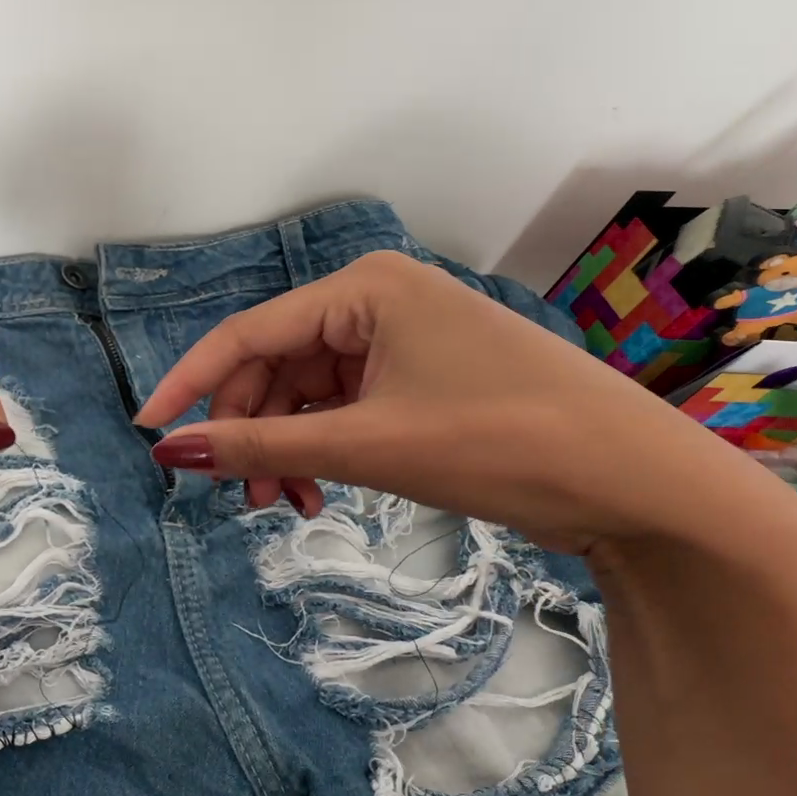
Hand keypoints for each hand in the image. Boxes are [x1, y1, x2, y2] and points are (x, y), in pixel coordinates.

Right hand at [135, 250, 790, 553]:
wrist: (649, 490)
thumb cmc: (502, 443)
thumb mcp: (366, 447)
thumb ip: (257, 447)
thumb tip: (168, 452)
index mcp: (361, 290)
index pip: (246, 334)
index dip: (189, 384)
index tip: (147, 430)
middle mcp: (373, 301)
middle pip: (273, 368)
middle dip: (251, 432)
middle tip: (240, 495)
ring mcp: (398, 338)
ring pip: (303, 394)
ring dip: (284, 449)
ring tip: (286, 505)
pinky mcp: (417, 375)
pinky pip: (340, 407)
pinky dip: (320, 449)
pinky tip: (317, 492)